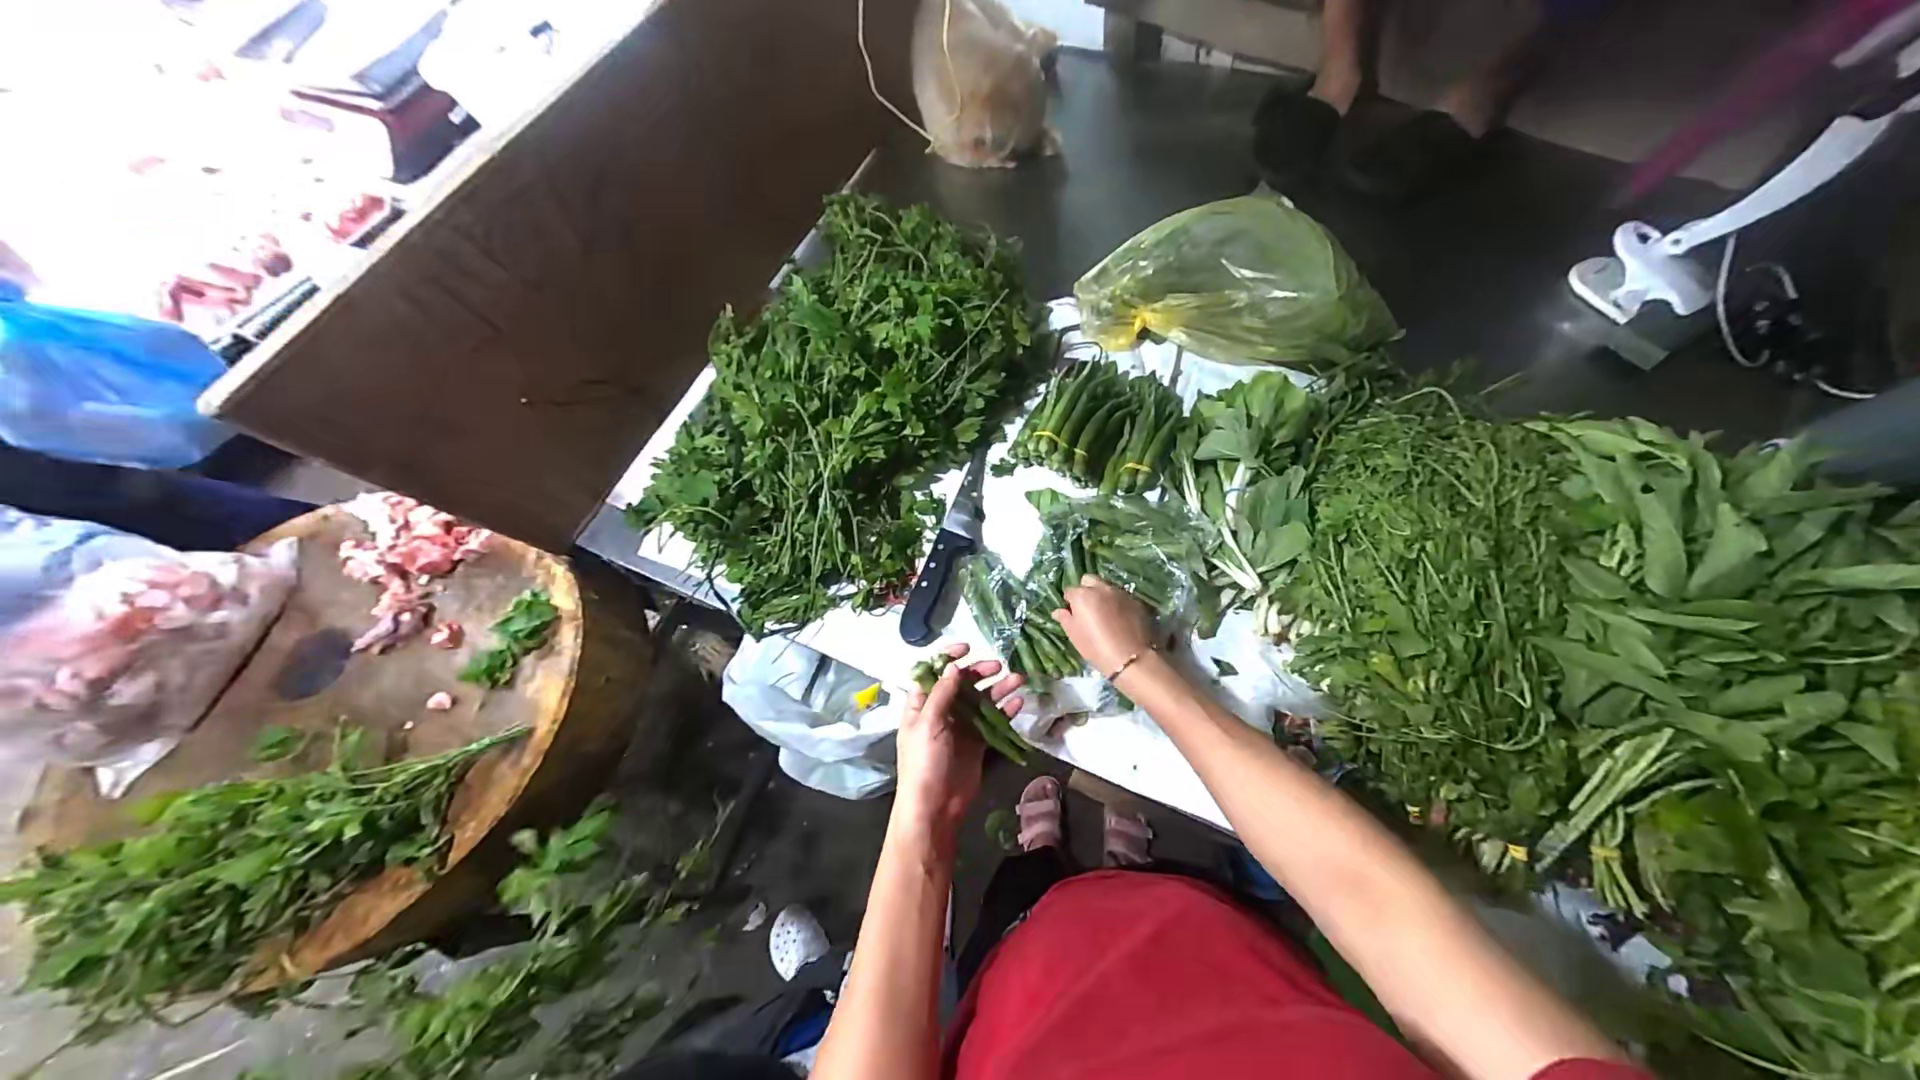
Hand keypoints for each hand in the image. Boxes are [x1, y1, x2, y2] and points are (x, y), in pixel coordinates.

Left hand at [896, 643, 1024, 831]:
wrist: (935, 806)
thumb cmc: (924, 762)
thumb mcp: (929, 723)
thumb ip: (943, 693)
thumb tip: (953, 666)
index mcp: (922, 704)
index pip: (934, 672)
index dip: (948, 657)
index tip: (967, 648)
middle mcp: (942, 711)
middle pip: (962, 683)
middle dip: (979, 671)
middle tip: (998, 666)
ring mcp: (961, 726)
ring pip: (981, 700)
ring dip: (998, 689)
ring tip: (1017, 679)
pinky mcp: (977, 741)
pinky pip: (993, 721)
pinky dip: (1005, 710)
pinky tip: (1018, 702)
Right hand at [1053, 574, 1153, 676]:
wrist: (1131, 659)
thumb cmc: (1096, 648)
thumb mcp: (1074, 636)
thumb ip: (1065, 619)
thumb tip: (1059, 611)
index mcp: (1083, 596)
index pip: (1070, 591)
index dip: (1070, 602)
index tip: (1072, 613)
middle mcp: (1102, 589)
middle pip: (1089, 580)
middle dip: (1086, 590)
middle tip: (1088, 608)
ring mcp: (1121, 593)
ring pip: (1107, 587)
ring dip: (1103, 596)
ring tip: (1106, 614)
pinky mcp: (1137, 601)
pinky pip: (1123, 597)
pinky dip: (1118, 603)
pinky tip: (1121, 619)